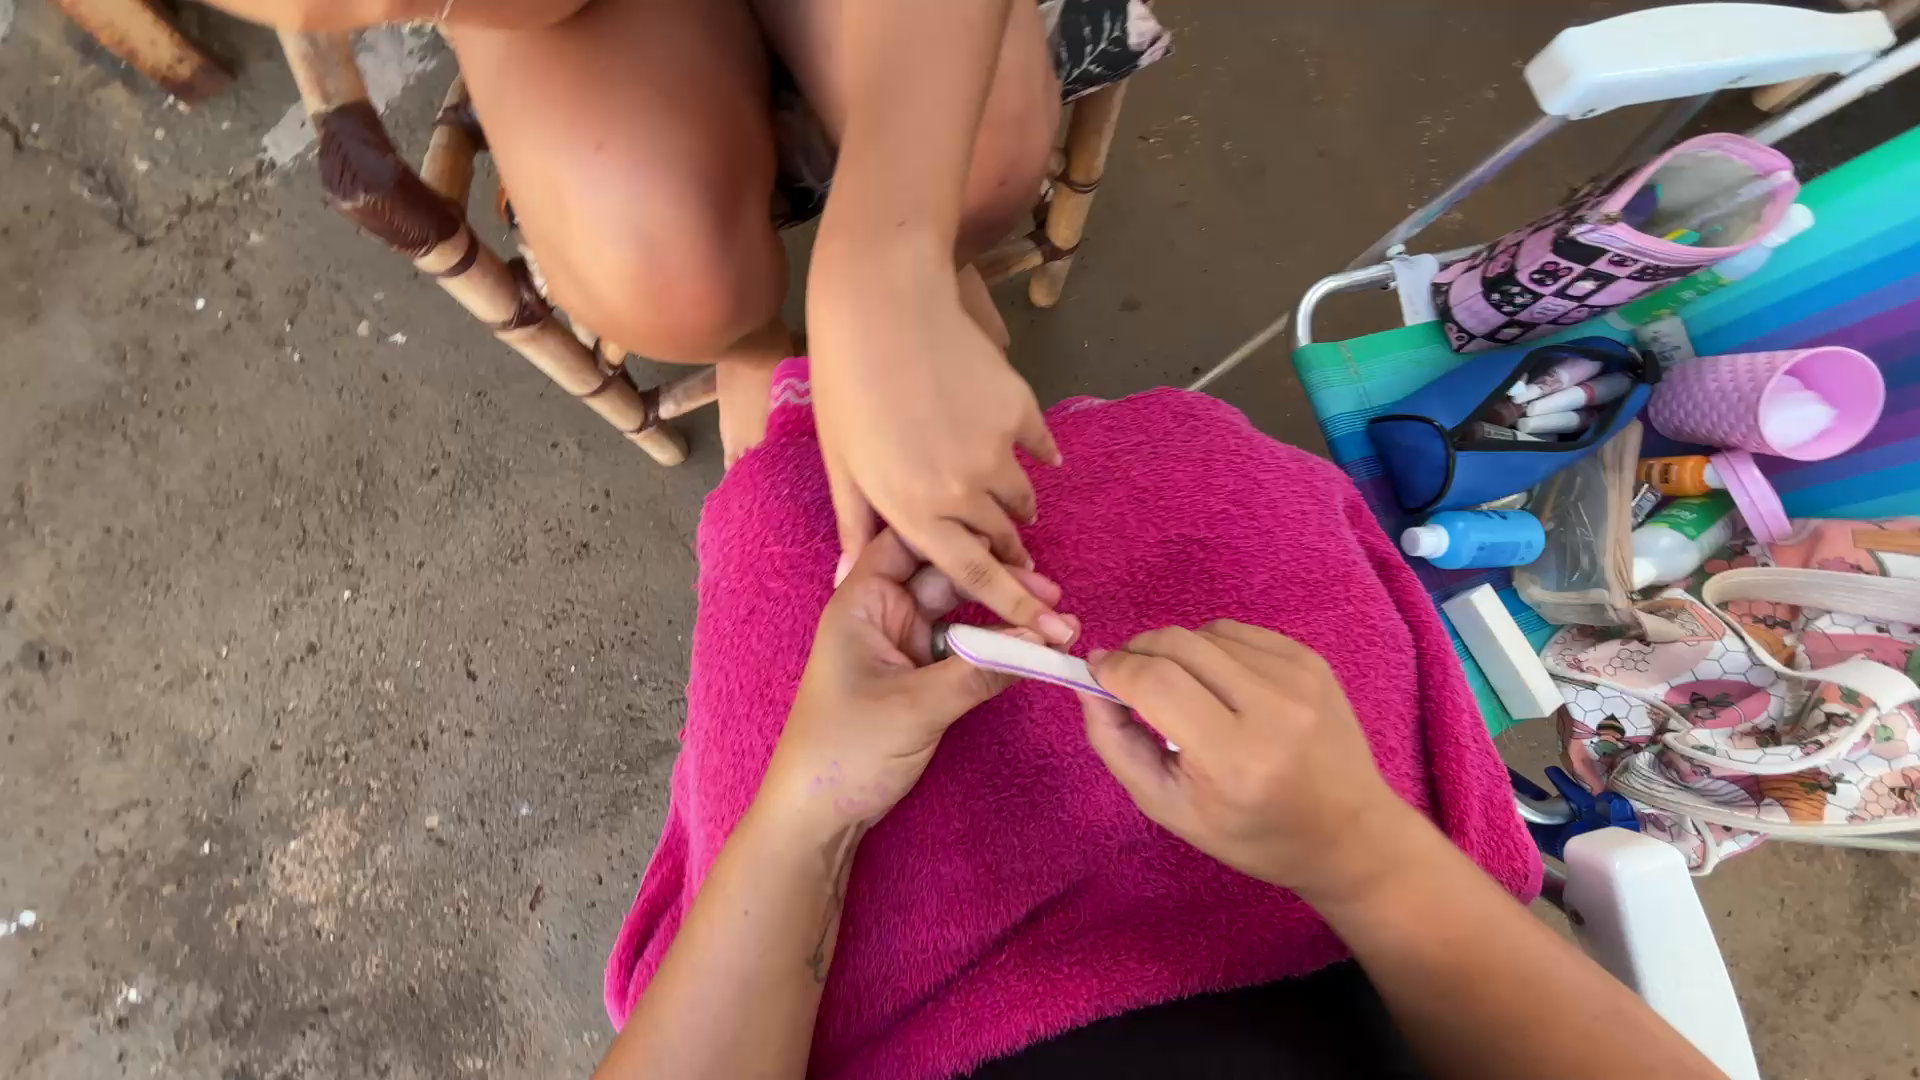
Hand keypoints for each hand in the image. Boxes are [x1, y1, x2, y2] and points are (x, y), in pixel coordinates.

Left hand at [763, 529, 1074, 827]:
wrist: (819, 815)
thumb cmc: (846, 749)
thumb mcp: (915, 707)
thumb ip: (979, 670)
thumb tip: (1044, 640)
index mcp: (862, 601)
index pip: (908, 542)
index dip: (954, 533)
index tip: (1008, 536)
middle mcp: (883, 612)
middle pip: (944, 576)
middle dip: (997, 581)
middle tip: (1053, 592)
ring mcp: (903, 641)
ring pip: (959, 612)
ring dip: (1003, 615)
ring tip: (1055, 620)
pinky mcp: (919, 672)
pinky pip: (962, 647)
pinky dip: (995, 647)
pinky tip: (1030, 648)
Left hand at [807, 250, 1069, 644]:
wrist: (882, 302)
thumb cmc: (845, 384)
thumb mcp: (841, 461)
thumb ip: (855, 523)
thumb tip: (848, 574)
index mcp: (914, 511)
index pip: (972, 575)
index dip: (1010, 604)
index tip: (1044, 625)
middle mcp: (963, 491)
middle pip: (1001, 539)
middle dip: (1008, 553)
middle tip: (1013, 555)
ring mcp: (997, 450)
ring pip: (1023, 498)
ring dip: (1019, 509)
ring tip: (1013, 504)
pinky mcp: (1020, 411)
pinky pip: (1042, 448)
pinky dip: (1039, 457)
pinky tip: (1034, 453)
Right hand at [1078, 621, 1415, 903]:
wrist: (1350, 834)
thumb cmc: (1252, 833)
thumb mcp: (1168, 806)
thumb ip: (1115, 743)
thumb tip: (1089, 684)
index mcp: (1236, 759)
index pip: (1155, 684)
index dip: (1114, 669)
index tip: (1096, 674)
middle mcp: (1273, 709)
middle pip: (1176, 645)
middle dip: (1137, 653)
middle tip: (1127, 679)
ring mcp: (1298, 677)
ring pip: (1202, 633)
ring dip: (1174, 652)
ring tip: (1181, 690)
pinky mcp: (1311, 659)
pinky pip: (1234, 631)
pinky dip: (1209, 648)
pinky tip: (1219, 684)